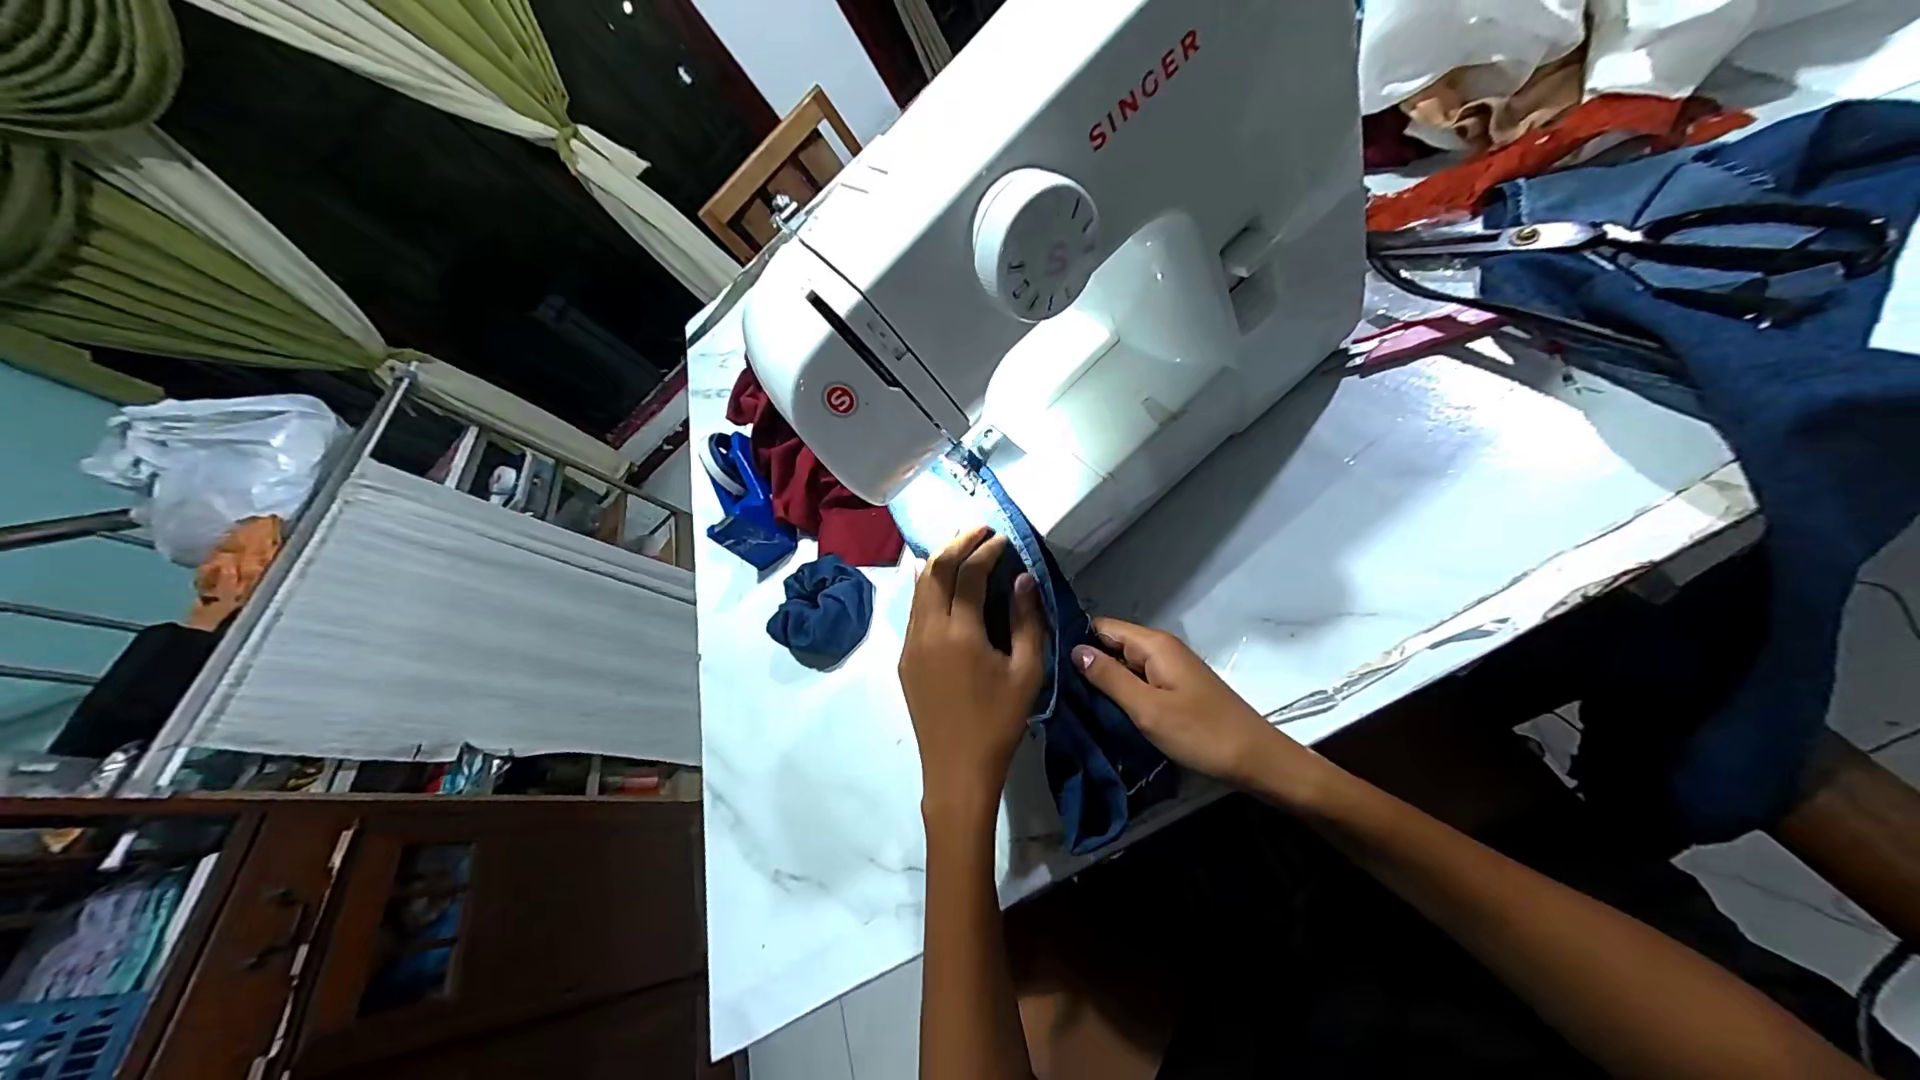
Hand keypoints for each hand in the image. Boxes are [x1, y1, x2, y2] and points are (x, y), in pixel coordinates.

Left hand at [900, 527, 1046, 822]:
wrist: (956, 769)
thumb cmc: (999, 722)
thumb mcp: (1027, 672)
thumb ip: (1027, 621)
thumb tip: (1023, 579)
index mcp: (959, 633)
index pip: (969, 575)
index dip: (986, 550)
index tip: (1002, 538)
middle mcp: (928, 630)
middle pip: (934, 570)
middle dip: (956, 544)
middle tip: (979, 530)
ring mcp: (910, 644)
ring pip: (919, 588)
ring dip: (939, 562)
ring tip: (961, 547)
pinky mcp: (905, 658)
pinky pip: (914, 610)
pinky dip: (927, 587)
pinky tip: (940, 583)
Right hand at [1072, 618, 1317, 797]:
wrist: (1256, 760)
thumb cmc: (1201, 733)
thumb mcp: (1147, 708)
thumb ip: (1108, 677)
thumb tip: (1074, 650)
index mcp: (1153, 644)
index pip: (1101, 626)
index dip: (1074, 639)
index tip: (1046, 660)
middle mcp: (1160, 648)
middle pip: (1110, 644)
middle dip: (1084, 663)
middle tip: (1053, 688)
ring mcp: (1169, 668)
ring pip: (1122, 665)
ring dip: (1101, 681)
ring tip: (1069, 701)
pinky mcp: (1174, 687)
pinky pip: (1137, 680)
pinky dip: (1120, 692)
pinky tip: (1101, 710)